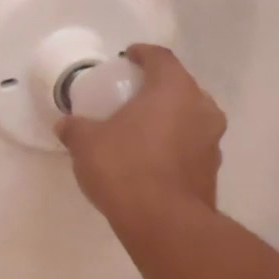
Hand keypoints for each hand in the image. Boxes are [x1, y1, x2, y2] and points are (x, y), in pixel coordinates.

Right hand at [55, 44, 226, 223]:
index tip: (128, 57)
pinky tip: (154, 160)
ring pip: (191, 117)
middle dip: (158, 89)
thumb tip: (65, 124)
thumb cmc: (125, 168)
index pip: (161, 58)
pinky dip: (176, 146)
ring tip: (143, 130)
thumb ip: (76, 129)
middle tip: (134, 97)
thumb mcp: (87, 145)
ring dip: (170, 119)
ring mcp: (213, 140)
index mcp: (174, 89)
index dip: (143, 54)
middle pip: (181, 87)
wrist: (164, 223)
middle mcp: (202, 108)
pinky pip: (192, 146)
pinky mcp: (213, 170)